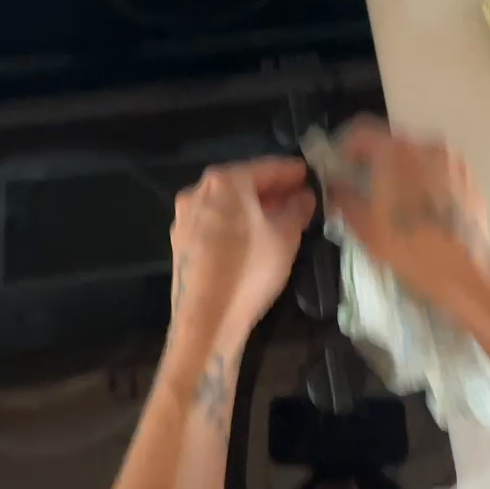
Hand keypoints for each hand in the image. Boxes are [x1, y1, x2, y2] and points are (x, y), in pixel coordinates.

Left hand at [169, 156, 317, 341]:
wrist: (207, 320)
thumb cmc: (250, 270)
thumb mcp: (286, 237)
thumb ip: (297, 209)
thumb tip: (303, 197)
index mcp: (225, 182)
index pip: (266, 168)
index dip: (291, 171)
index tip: (308, 173)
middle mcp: (199, 192)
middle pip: (242, 183)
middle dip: (271, 189)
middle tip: (297, 195)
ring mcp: (185, 217)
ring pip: (226, 203)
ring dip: (252, 206)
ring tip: (278, 216)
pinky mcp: (180, 241)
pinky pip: (214, 221)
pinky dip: (235, 222)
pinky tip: (252, 235)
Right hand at [324, 119, 489, 303]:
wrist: (463, 270)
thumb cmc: (408, 246)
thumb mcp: (363, 225)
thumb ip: (342, 196)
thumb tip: (334, 185)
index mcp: (396, 151)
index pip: (361, 131)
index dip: (344, 147)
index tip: (338, 165)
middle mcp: (426, 146)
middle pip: (390, 143)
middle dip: (373, 160)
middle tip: (362, 184)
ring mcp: (451, 160)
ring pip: (416, 156)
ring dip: (400, 169)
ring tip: (393, 199)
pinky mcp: (468, 178)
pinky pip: (437, 170)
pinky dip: (423, 179)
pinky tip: (419, 206)